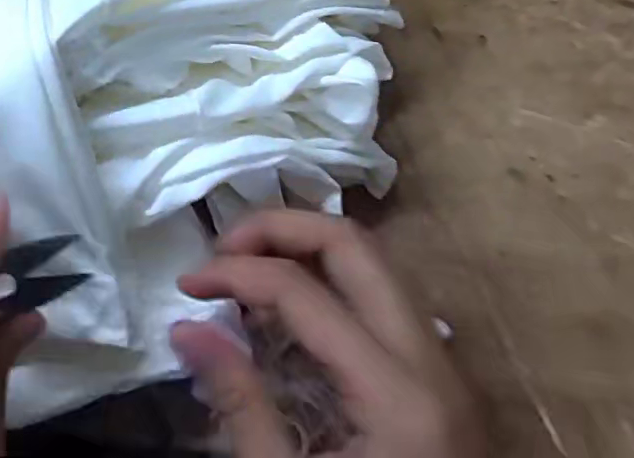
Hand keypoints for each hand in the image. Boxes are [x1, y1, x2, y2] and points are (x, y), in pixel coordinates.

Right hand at [170, 210, 482, 457]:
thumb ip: (240, 404)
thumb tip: (186, 328)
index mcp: (400, 397)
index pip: (299, 287)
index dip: (231, 272)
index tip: (186, 287)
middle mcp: (435, 366)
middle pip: (350, 243)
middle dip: (274, 229)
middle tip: (222, 251)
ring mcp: (447, 369)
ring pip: (372, 258)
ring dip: (301, 245)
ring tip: (248, 268)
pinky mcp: (442, 380)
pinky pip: (381, 292)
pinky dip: (326, 274)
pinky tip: (288, 307)